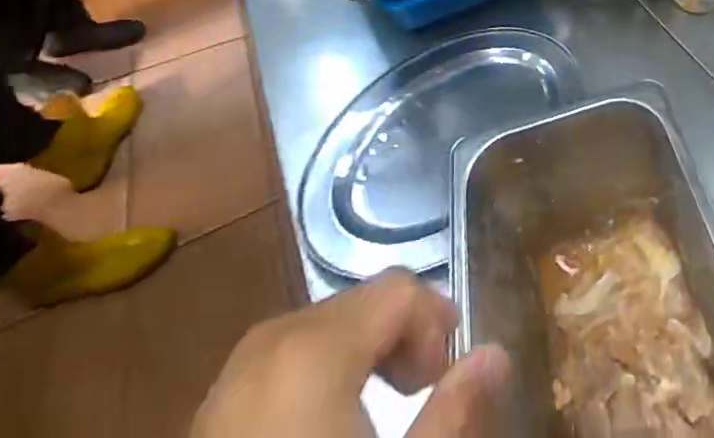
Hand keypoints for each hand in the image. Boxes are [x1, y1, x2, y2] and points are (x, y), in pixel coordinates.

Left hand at [192, 270, 509, 437]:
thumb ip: (453, 411)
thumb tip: (497, 353)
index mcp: (315, 346)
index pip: (398, 289)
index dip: (436, 322)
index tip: (446, 377)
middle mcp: (273, 339)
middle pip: (362, 303)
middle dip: (404, 336)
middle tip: (422, 393)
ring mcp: (236, 371)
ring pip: (325, 328)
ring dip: (367, 353)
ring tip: (384, 408)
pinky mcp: (216, 406)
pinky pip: (288, 357)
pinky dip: (325, 371)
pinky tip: (329, 426)